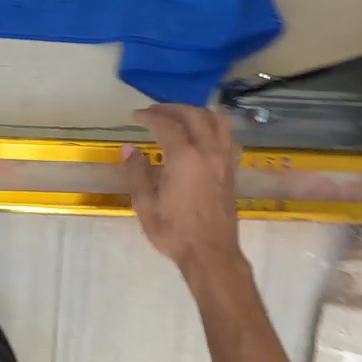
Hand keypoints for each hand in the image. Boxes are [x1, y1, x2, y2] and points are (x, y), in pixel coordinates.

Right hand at [120, 104, 243, 273]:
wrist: (210, 252)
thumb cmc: (173, 231)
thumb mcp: (145, 205)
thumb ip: (136, 173)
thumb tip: (129, 150)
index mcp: (184, 157)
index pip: (166, 124)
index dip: (149, 116)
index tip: (135, 116)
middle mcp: (208, 151)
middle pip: (194, 115)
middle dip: (173, 108)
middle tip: (155, 112)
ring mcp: (224, 159)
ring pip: (217, 121)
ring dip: (198, 113)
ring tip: (182, 117)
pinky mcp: (232, 170)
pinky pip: (228, 137)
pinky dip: (215, 129)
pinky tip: (205, 137)